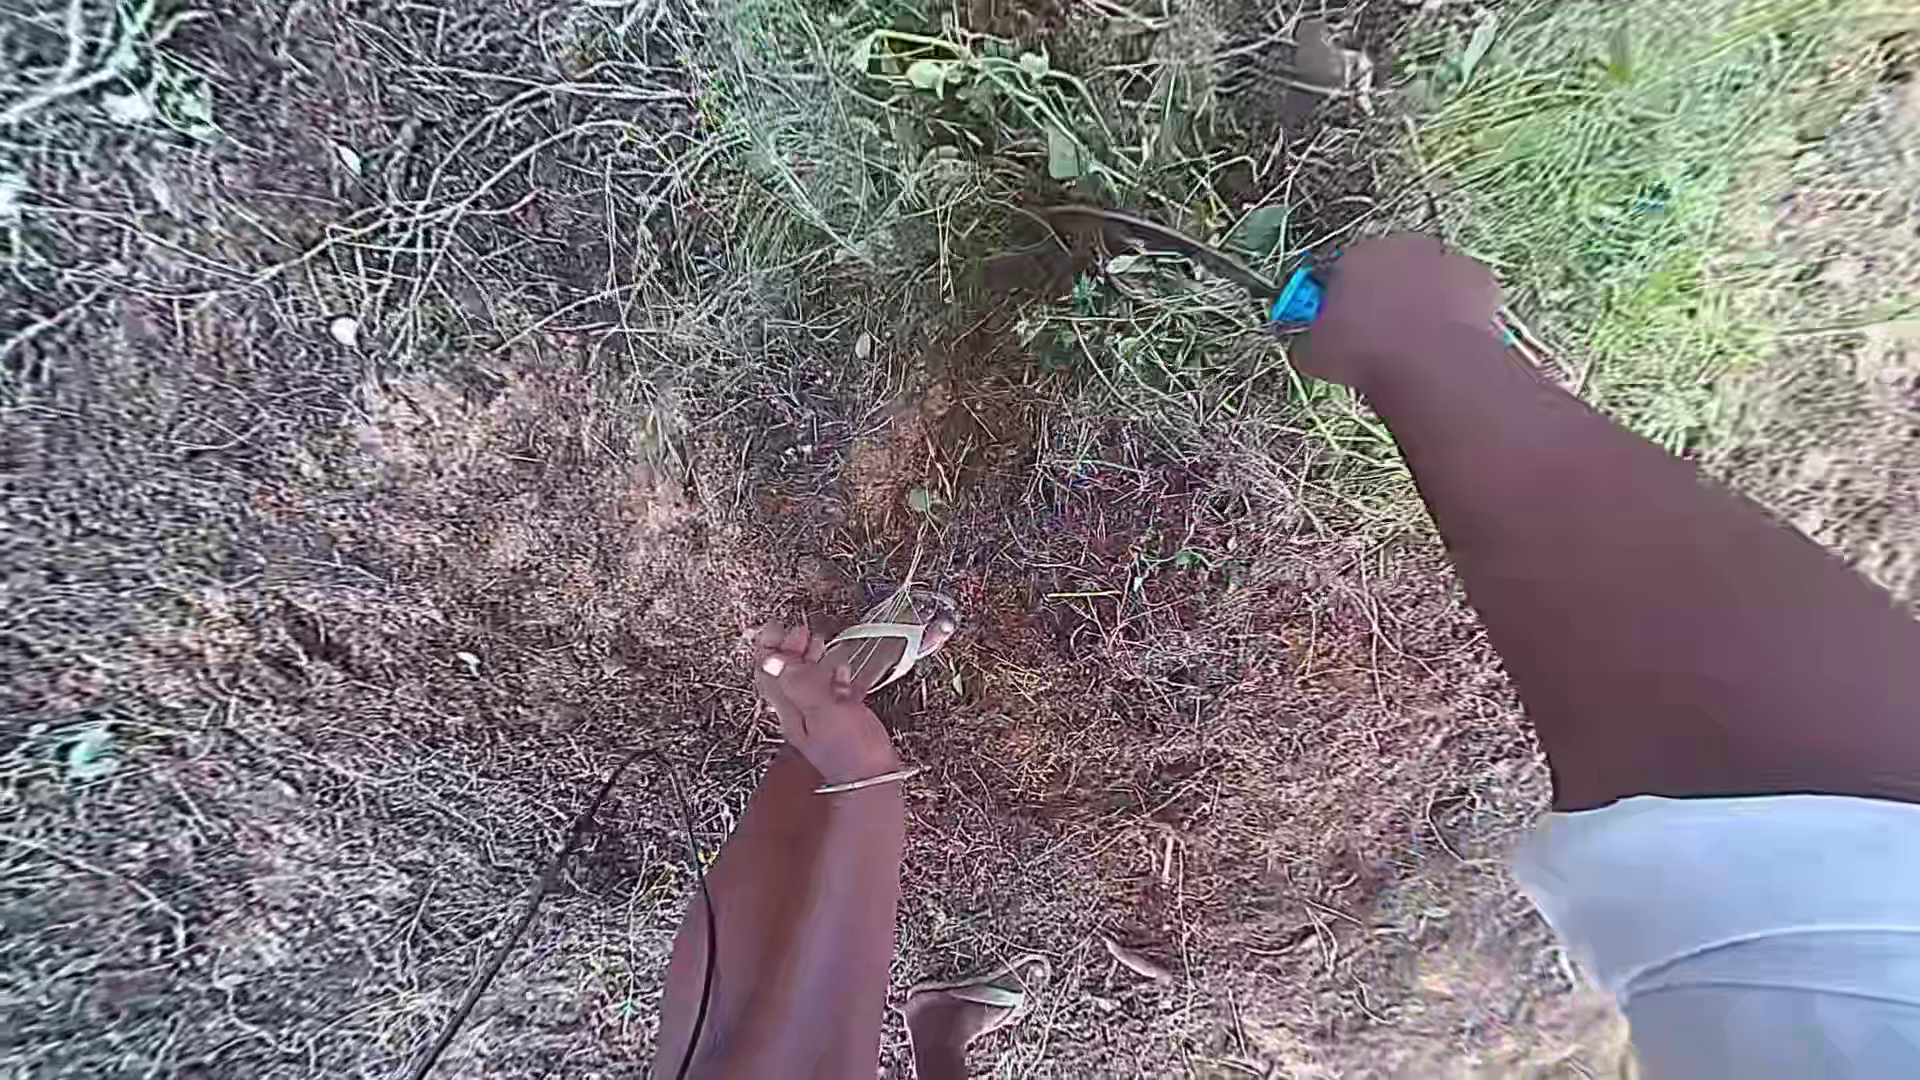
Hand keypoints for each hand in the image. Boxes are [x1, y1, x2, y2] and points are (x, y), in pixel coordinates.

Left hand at [753, 623, 901, 786]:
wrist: (874, 778)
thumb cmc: (851, 749)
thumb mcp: (825, 710)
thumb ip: (801, 683)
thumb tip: (773, 660)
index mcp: (790, 710)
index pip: (768, 674)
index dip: (769, 649)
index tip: (776, 627)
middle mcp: (800, 712)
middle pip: (785, 674)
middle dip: (790, 649)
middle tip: (802, 631)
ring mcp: (819, 716)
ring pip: (806, 681)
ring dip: (809, 659)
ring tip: (819, 643)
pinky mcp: (840, 719)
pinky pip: (830, 691)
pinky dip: (833, 676)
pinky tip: (842, 672)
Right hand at [1293, 234, 1502, 390]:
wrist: (1426, 364)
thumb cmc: (1359, 353)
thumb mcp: (1309, 353)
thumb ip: (1306, 340)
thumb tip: (1307, 345)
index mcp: (1356, 255)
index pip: (1337, 271)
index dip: (1332, 299)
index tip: (1330, 324)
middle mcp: (1403, 246)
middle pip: (1385, 269)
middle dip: (1377, 294)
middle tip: (1367, 333)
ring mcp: (1447, 258)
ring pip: (1422, 280)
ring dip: (1413, 302)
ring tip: (1403, 344)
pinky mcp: (1480, 279)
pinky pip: (1456, 295)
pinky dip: (1447, 313)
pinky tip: (1434, 343)